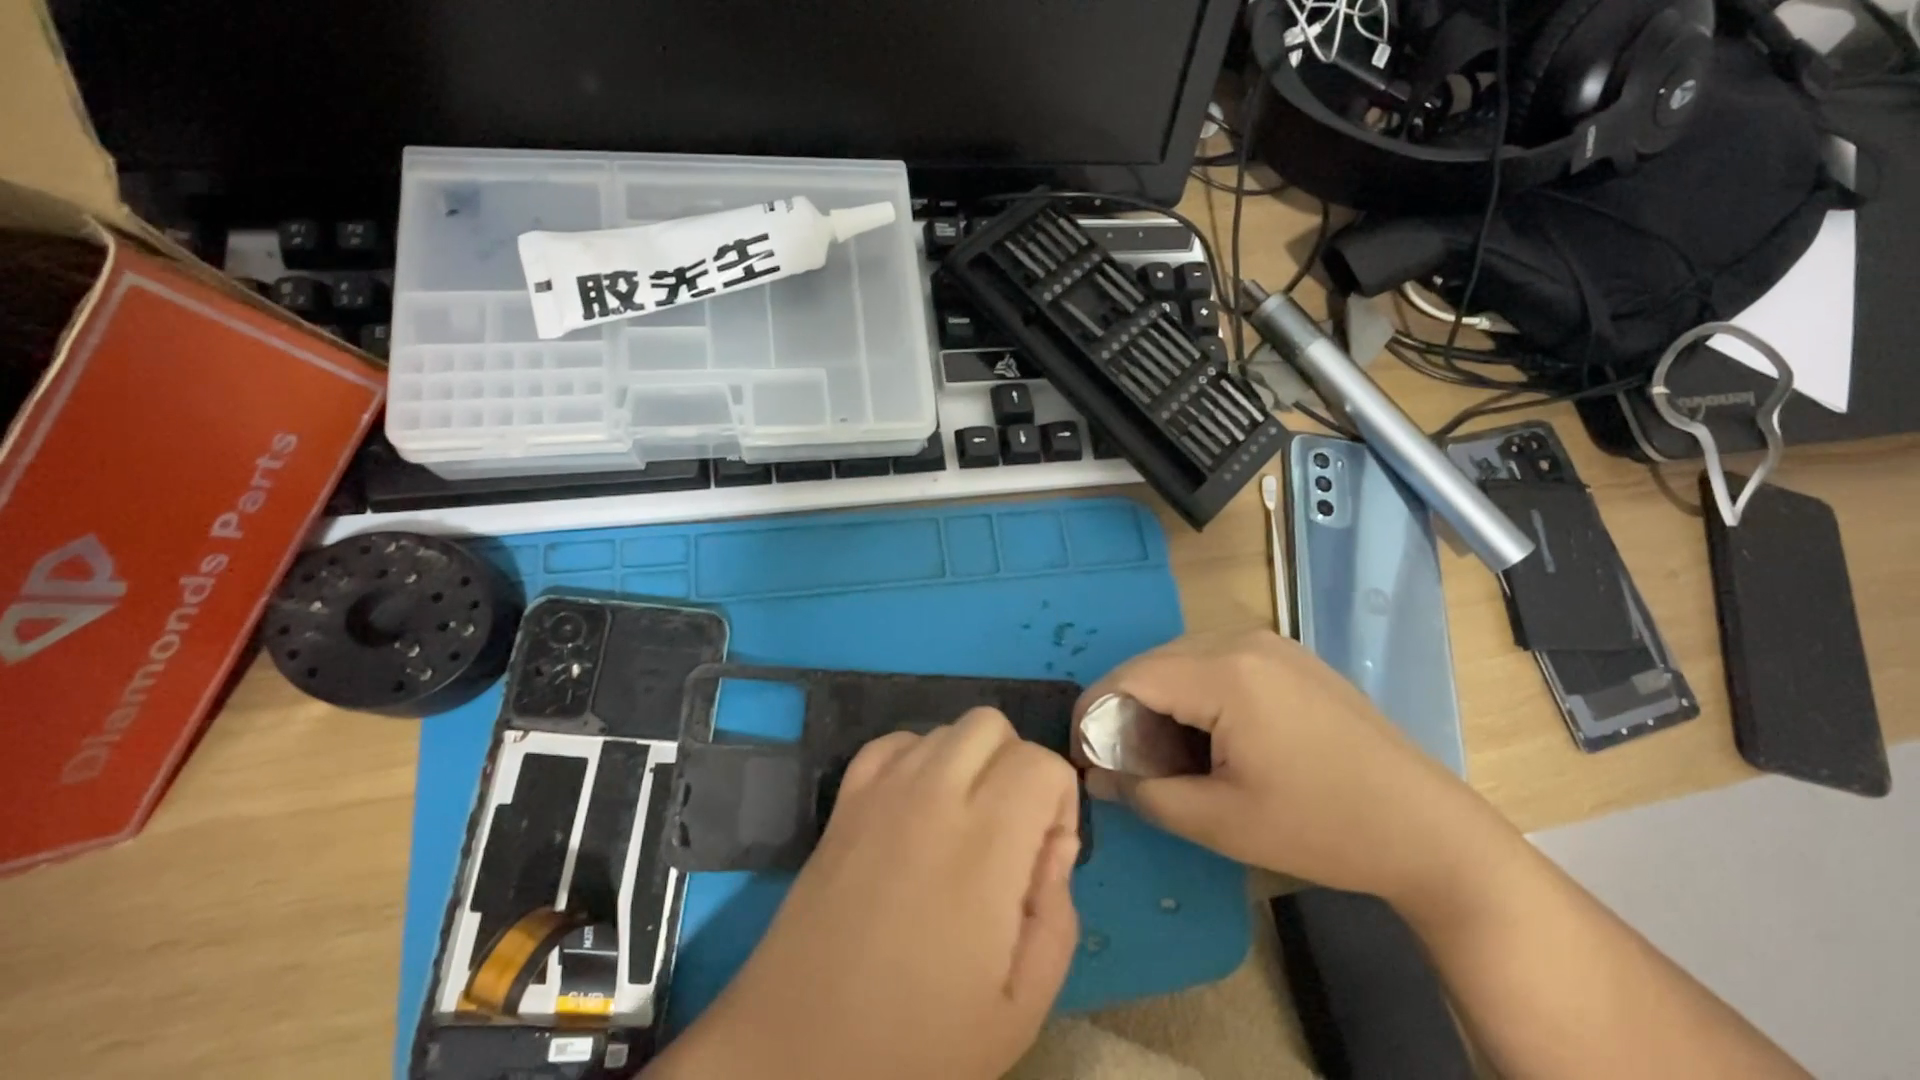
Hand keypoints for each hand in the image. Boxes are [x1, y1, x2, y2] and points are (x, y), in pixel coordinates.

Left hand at [649, 708, 1080, 1079]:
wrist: (798, 1051)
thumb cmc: (918, 1041)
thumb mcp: (1021, 1003)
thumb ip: (1057, 912)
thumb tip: (1054, 845)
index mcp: (983, 843)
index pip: (1042, 763)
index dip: (1059, 806)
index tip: (1042, 862)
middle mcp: (929, 796)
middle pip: (993, 726)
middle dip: (1018, 769)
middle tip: (1010, 840)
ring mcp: (876, 792)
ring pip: (944, 729)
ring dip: (970, 764)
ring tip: (963, 831)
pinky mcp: (841, 804)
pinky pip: (893, 744)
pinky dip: (918, 761)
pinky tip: (916, 816)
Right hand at [1076, 631, 1510, 903]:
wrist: (1426, 828)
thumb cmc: (1319, 826)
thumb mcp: (1219, 821)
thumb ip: (1145, 793)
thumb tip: (1097, 777)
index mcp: (1225, 674)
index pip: (1129, 677)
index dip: (1093, 715)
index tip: (1082, 759)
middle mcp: (1245, 641)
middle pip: (1154, 663)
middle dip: (1126, 709)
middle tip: (1123, 765)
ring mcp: (1274, 645)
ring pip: (1184, 661)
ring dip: (1160, 702)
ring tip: (1165, 757)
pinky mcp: (1293, 660)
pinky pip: (1220, 664)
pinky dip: (1196, 696)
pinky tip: (1210, 740)